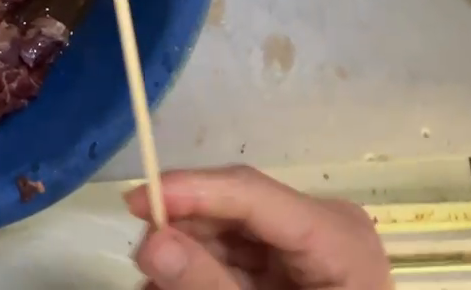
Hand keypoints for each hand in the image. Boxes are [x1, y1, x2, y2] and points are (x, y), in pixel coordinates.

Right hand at [126, 168, 391, 289]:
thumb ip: (211, 285)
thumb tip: (151, 244)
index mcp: (336, 234)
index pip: (247, 190)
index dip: (187, 189)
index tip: (134, 203)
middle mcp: (320, 224)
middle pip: (230, 208)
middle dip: (181, 232)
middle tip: (142, 262)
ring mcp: (305, 244)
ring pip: (225, 231)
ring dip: (186, 254)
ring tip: (153, 282)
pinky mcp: (290, 264)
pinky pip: (235, 255)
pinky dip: (203, 270)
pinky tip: (174, 285)